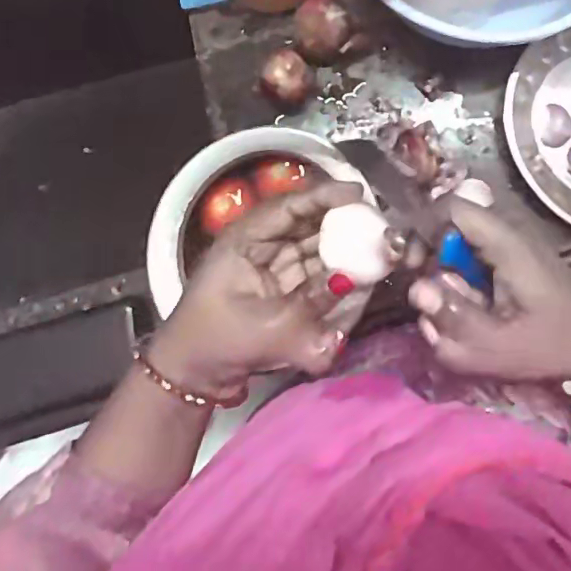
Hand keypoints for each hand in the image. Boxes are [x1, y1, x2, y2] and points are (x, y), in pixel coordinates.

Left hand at [148, 181, 363, 396]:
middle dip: (345, 222)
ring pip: (319, 246)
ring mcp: (276, 264)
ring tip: (378, 248)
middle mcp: (264, 244)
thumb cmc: (215, 342)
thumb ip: (309, 314)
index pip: (290, 206)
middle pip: (310, 222)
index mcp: (247, 238)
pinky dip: (340, 273)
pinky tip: (363, 276)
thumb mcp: (263, 328)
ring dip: (347, 248)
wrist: (192, 377)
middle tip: (379, 224)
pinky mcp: (287, 285)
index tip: (358, 194)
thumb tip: (348, 298)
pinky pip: (319, 272)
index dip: (325, 196)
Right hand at [408, 198, 570, 387]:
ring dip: (448, 276)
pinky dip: (465, 281)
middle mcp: (507, 232)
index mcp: (505, 241)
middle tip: (432, 301)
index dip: (422, 230)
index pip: (449, 207)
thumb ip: (453, 318)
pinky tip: (476, 312)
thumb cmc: (554, 346)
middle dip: (432, 261)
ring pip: (461, 244)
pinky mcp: (514, 258)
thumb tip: (416, 291)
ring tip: (458, 314)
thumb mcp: (498, 345)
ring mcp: (512, 244)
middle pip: (450, 226)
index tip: (414, 269)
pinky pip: (475, 258)